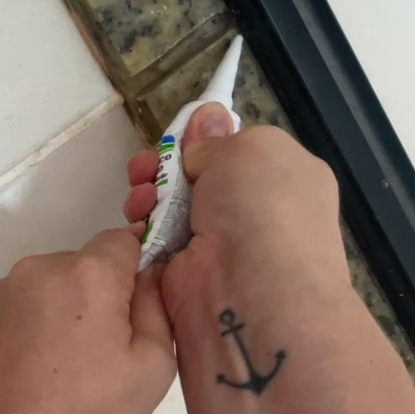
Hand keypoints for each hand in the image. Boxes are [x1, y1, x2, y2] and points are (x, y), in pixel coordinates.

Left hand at [0, 227, 176, 413]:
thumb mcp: (151, 366)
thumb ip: (158, 306)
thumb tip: (150, 274)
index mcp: (86, 272)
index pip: (125, 241)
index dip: (140, 271)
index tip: (140, 312)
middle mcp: (38, 267)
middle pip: (87, 266)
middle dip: (103, 297)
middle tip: (105, 354)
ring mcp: (2, 290)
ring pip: (54, 287)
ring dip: (68, 312)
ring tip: (67, 368)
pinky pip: (25, 306)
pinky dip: (37, 326)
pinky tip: (37, 369)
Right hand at [123, 103, 351, 322]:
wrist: (249, 292)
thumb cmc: (263, 211)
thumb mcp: (251, 149)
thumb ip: (219, 137)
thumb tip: (205, 121)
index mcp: (279, 180)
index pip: (231, 153)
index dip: (199, 143)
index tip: (174, 139)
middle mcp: (247, 213)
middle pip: (189, 179)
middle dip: (160, 169)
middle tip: (141, 169)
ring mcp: (210, 246)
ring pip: (163, 210)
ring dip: (145, 198)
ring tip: (139, 202)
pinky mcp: (176, 273)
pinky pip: (148, 242)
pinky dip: (136, 232)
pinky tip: (135, 228)